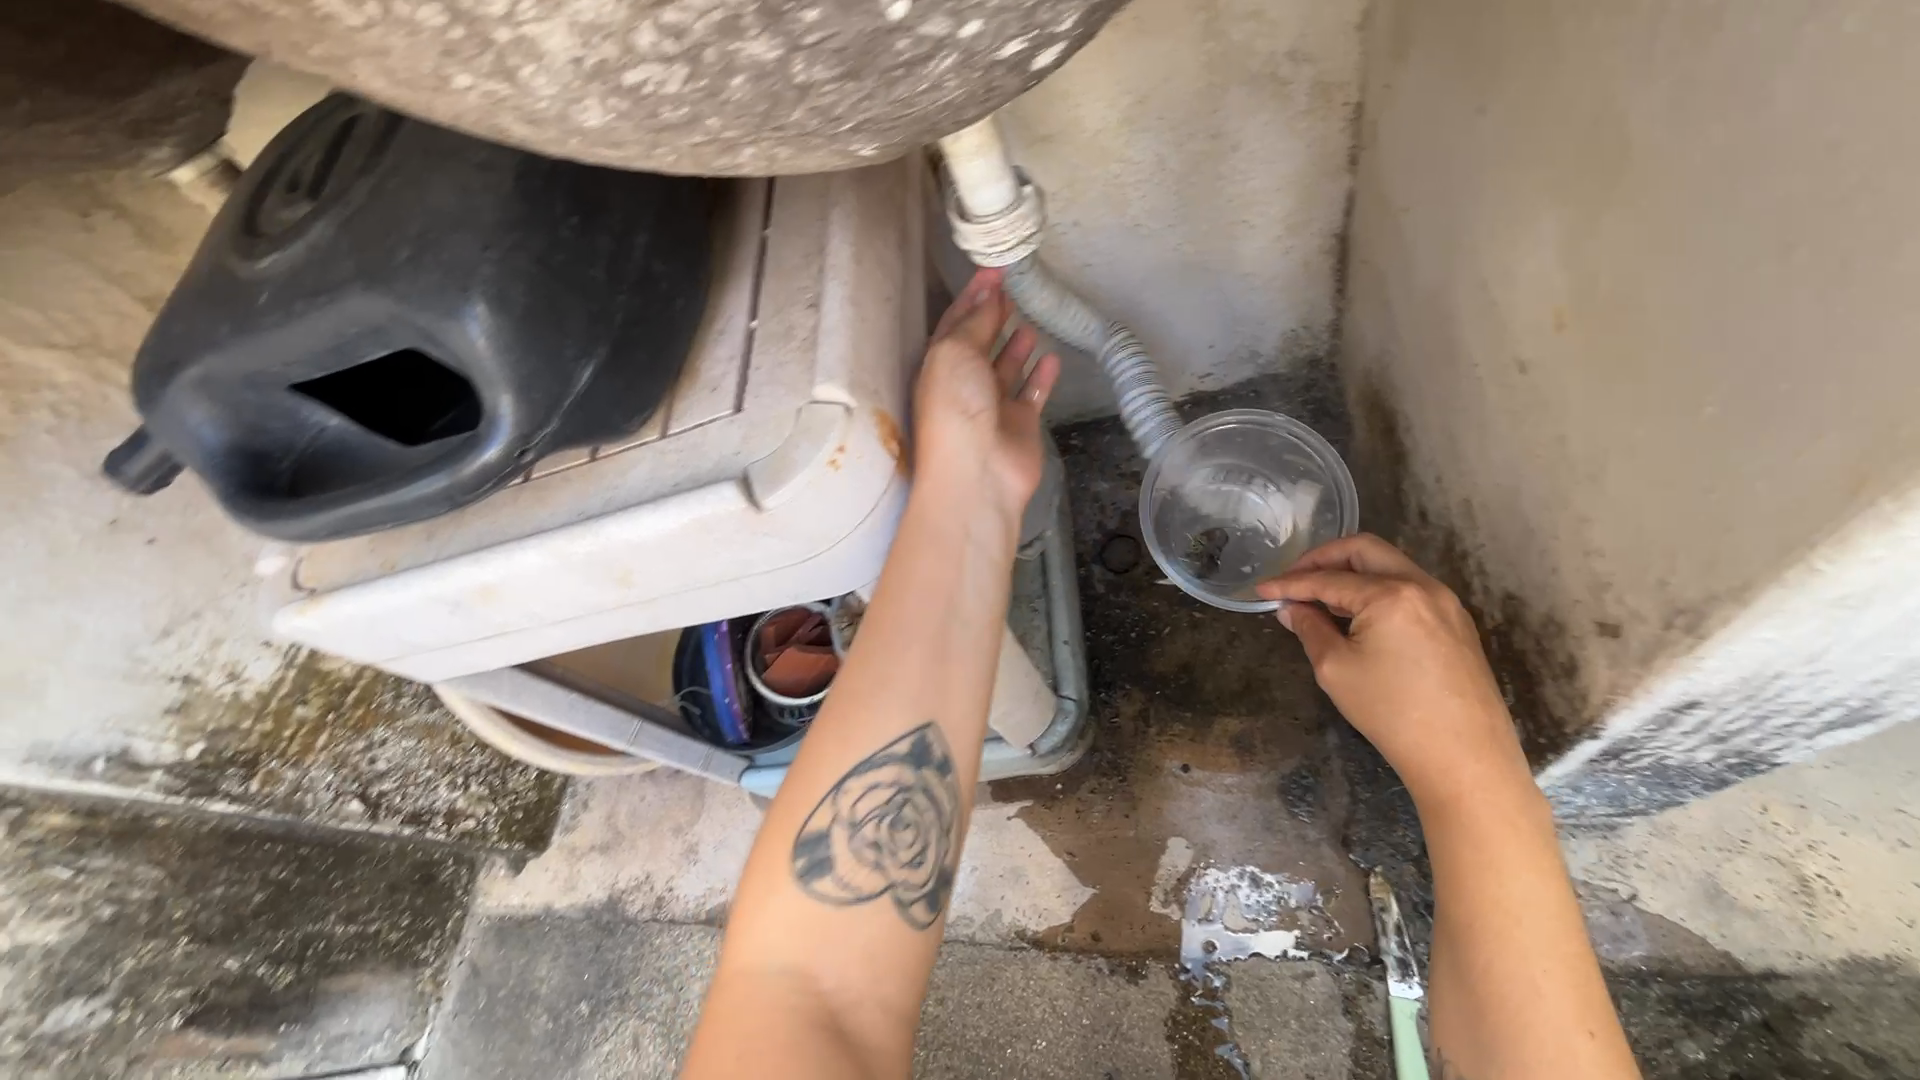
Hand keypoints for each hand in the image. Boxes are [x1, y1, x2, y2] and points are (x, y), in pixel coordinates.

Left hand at [912, 268, 1060, 528]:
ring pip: (1006, 368)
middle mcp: (963, 385)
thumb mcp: (955, 353)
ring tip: (1030, 318)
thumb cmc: (956, 409)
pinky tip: (1052, 357)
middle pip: (979, 344)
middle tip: (1014, 288)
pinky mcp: (1020, 425)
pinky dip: (1041, 376)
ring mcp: (993, 407)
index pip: (954, 323)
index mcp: (939, 367)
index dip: (972, 296)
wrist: (978, 474)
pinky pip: (1032, 393)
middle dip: (993, 316)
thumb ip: (975, 322)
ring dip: (1016, 344)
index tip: (994, 270)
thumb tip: (991, 296)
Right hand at [1256, 534, 1531, 807]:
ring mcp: (1445, 603)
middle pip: (1365, 551)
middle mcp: (1423, 586)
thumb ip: (1309, 628)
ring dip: (1351, 575)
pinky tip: (1356, 616)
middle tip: (1293, 579)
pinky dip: (1375, 591)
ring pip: (1389, 567)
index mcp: (1391, 594)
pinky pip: (1407, 589)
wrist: (1463, 756)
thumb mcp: (1335, 669)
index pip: (1328, 578)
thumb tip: (1292, 609)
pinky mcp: (1456, 623)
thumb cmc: (1391, 712)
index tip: (1261, 589)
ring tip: (1319, 600)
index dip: (1289, 583)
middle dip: (1323, 559)